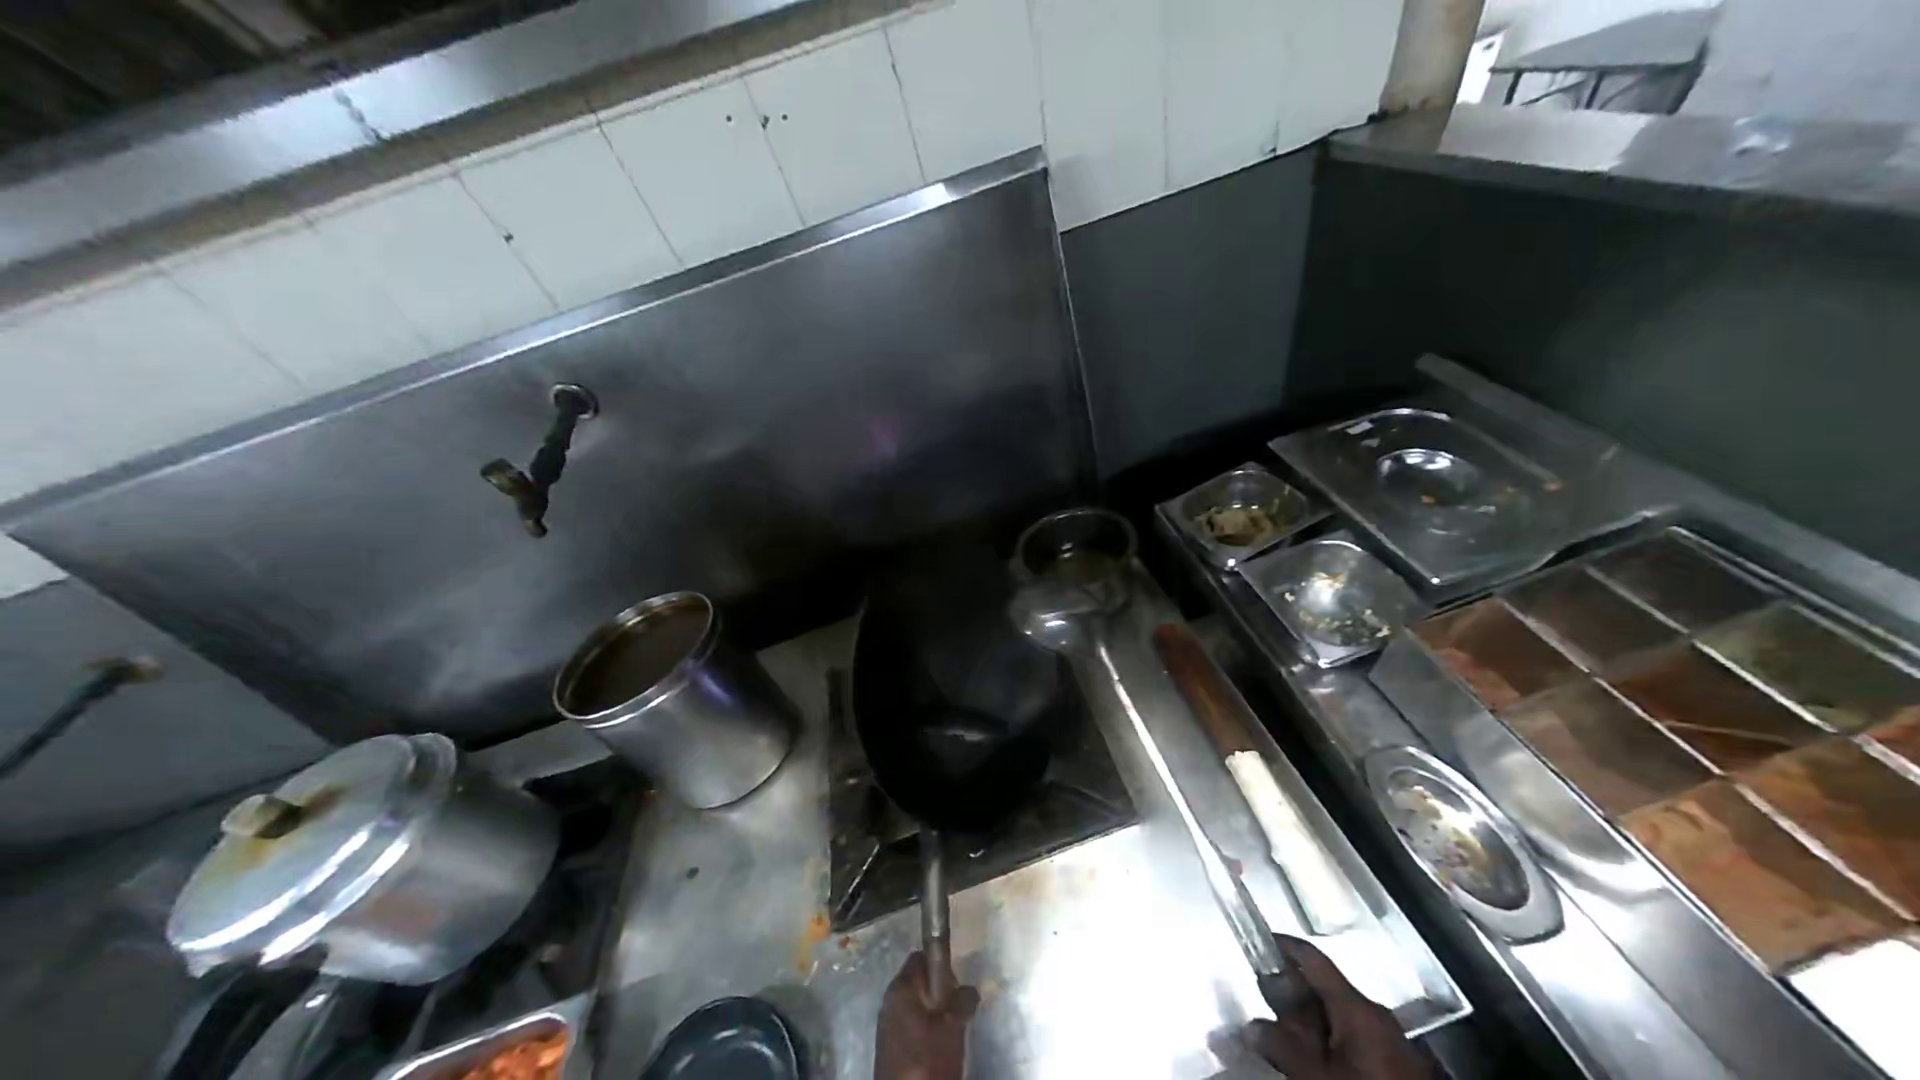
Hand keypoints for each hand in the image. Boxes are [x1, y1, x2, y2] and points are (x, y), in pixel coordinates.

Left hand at [873, 951, 979, 1079]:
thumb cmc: (927, 1058)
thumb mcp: (953, 1025)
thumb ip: (963, 999)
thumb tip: (969, 988)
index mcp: (901, 987)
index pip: (922, 956)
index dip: (942, 961)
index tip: (958, 978)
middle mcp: (890, 998)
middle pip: (919, 980)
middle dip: (941, 989)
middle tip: (959, 1006)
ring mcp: (888, 1022)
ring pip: (917, 1003)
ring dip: (935, 1010)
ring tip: (952, 1027)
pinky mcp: (890, 1043)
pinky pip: (912, 1022)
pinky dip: (926, 1026)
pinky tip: (938, 1043)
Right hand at [1243, 936, 1433, 1079]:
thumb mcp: (1316, 1075)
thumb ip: (1281, 1047)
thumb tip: (1250, 1027)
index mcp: (1357, 1006)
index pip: (1314, 959)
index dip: (1285, 946)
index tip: (1261, 940)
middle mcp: (1375, 1015)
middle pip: (1324, 989)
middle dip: (1292, 993)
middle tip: (1264, 1001)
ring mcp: (1389, 1040)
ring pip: (1337, 1016)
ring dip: (1309, 1022)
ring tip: (1283, 1035)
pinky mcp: (1396, 1065)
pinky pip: (1353, 1038)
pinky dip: (1328, 1041)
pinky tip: (1313, 1059)